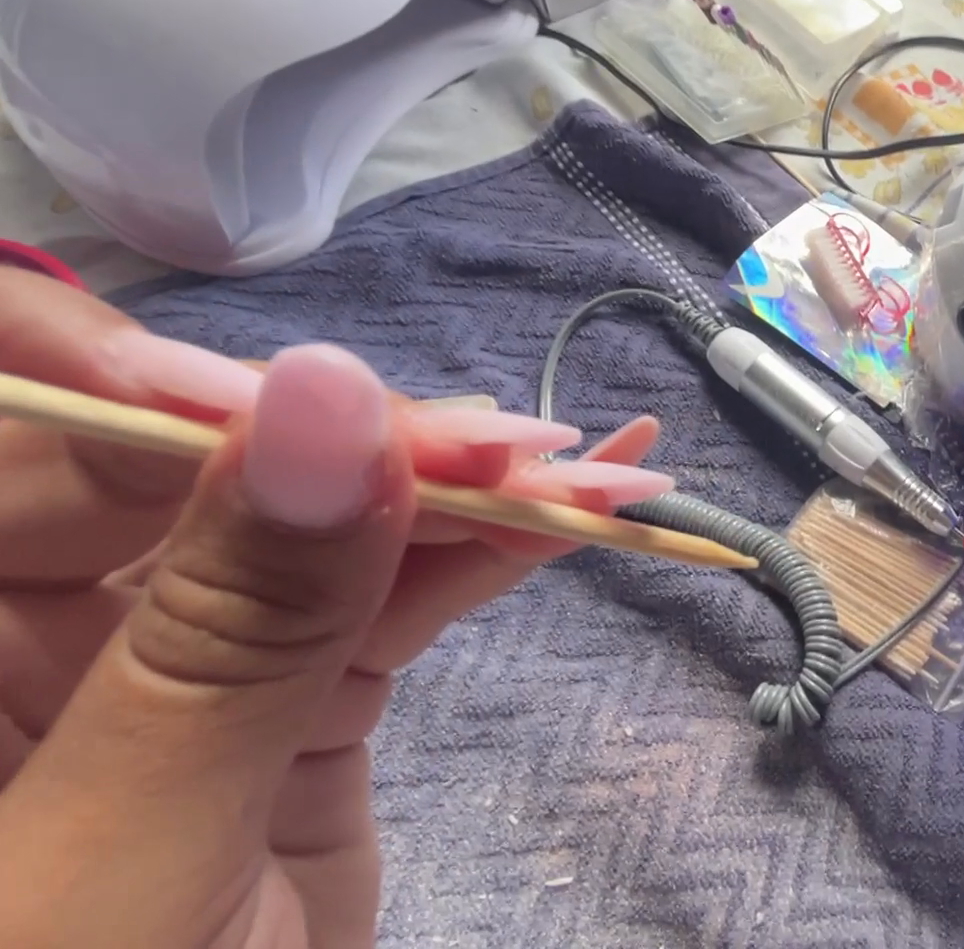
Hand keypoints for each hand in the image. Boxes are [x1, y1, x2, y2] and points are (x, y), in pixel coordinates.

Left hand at [0, 345, 669, 947]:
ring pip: (356, 522)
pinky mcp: (317, 679)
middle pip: (251, 463)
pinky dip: (506, 548)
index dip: (243, 408)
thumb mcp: (120, 866)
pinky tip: (588, 502)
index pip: (81, 444)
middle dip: (403, 450)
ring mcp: (210, 644)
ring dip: (490, 498)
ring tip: (605, 481)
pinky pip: (412, 588)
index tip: (400, 420)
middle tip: (540, 458)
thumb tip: (331, 391)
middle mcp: (65, 610)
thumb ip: (230, 630)